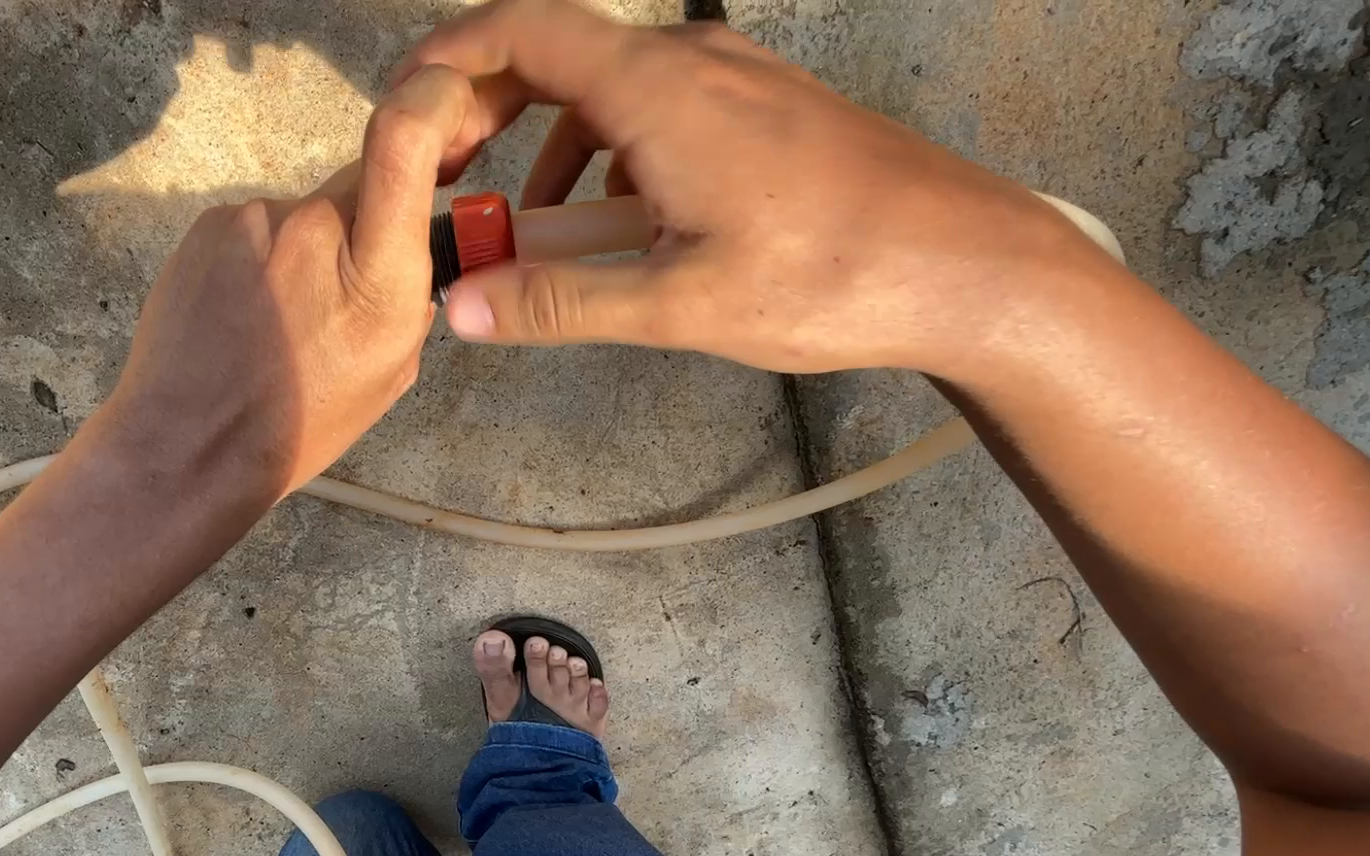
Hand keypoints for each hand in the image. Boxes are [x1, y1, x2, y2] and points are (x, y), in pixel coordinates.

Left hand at [95, 64, 479, 496]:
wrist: (188, 444)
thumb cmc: (296, 427)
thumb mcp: (389, 376)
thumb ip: (410, 301)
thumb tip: (409, 259)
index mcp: (375, 280)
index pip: (403, 143)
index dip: (432, 103)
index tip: (446, 105)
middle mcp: (312, 229)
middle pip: (361, 182)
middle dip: (367, 223)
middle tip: (342, 289)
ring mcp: (251, 220)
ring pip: (306, 212)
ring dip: (308, 249)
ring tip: (282, 317)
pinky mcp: (208, 224)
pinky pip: (259, 226)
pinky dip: (264, 258)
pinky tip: (248, 310)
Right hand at [395, 0, 1126, 376]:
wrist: (965, 267)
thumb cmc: (827, 279)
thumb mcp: (677, 302)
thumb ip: (560, 303)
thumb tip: (460, 309)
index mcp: (660, 92)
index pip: (525, 32)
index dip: (450, 58)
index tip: (404, 103)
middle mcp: (692, 65)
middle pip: (557, 55)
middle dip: (488, 109)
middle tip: (453, 177)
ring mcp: (732, 84)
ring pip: (606, 93)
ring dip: (550, 149)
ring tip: (533, 231)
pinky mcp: (757, 116)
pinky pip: (655, 118)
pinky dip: (607, 163)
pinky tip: (617, 226)